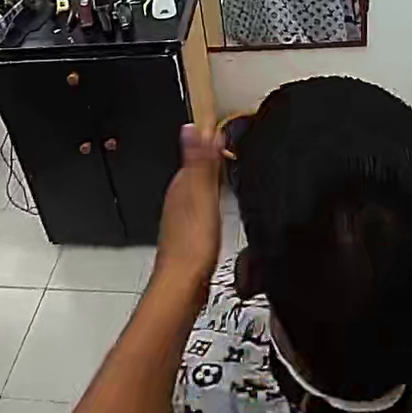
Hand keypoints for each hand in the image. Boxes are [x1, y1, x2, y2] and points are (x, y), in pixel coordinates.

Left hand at [152, 123, 222, 301]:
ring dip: (213, 180)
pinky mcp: (190, 234)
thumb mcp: (203, 194)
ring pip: (199, 189)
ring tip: (230, 174)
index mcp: (181, 185)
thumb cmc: (193, 243)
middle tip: (232, 151)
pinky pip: (202, 208)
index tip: (228, 134)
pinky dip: (212, 202)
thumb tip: (193, 127)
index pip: (196, 152)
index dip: (212, 142)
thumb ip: (200, 162)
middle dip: (213, 160)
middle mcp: (178, 198)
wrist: (183, 285)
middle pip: (197, 171)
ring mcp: (182, 218)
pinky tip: (221, 208)